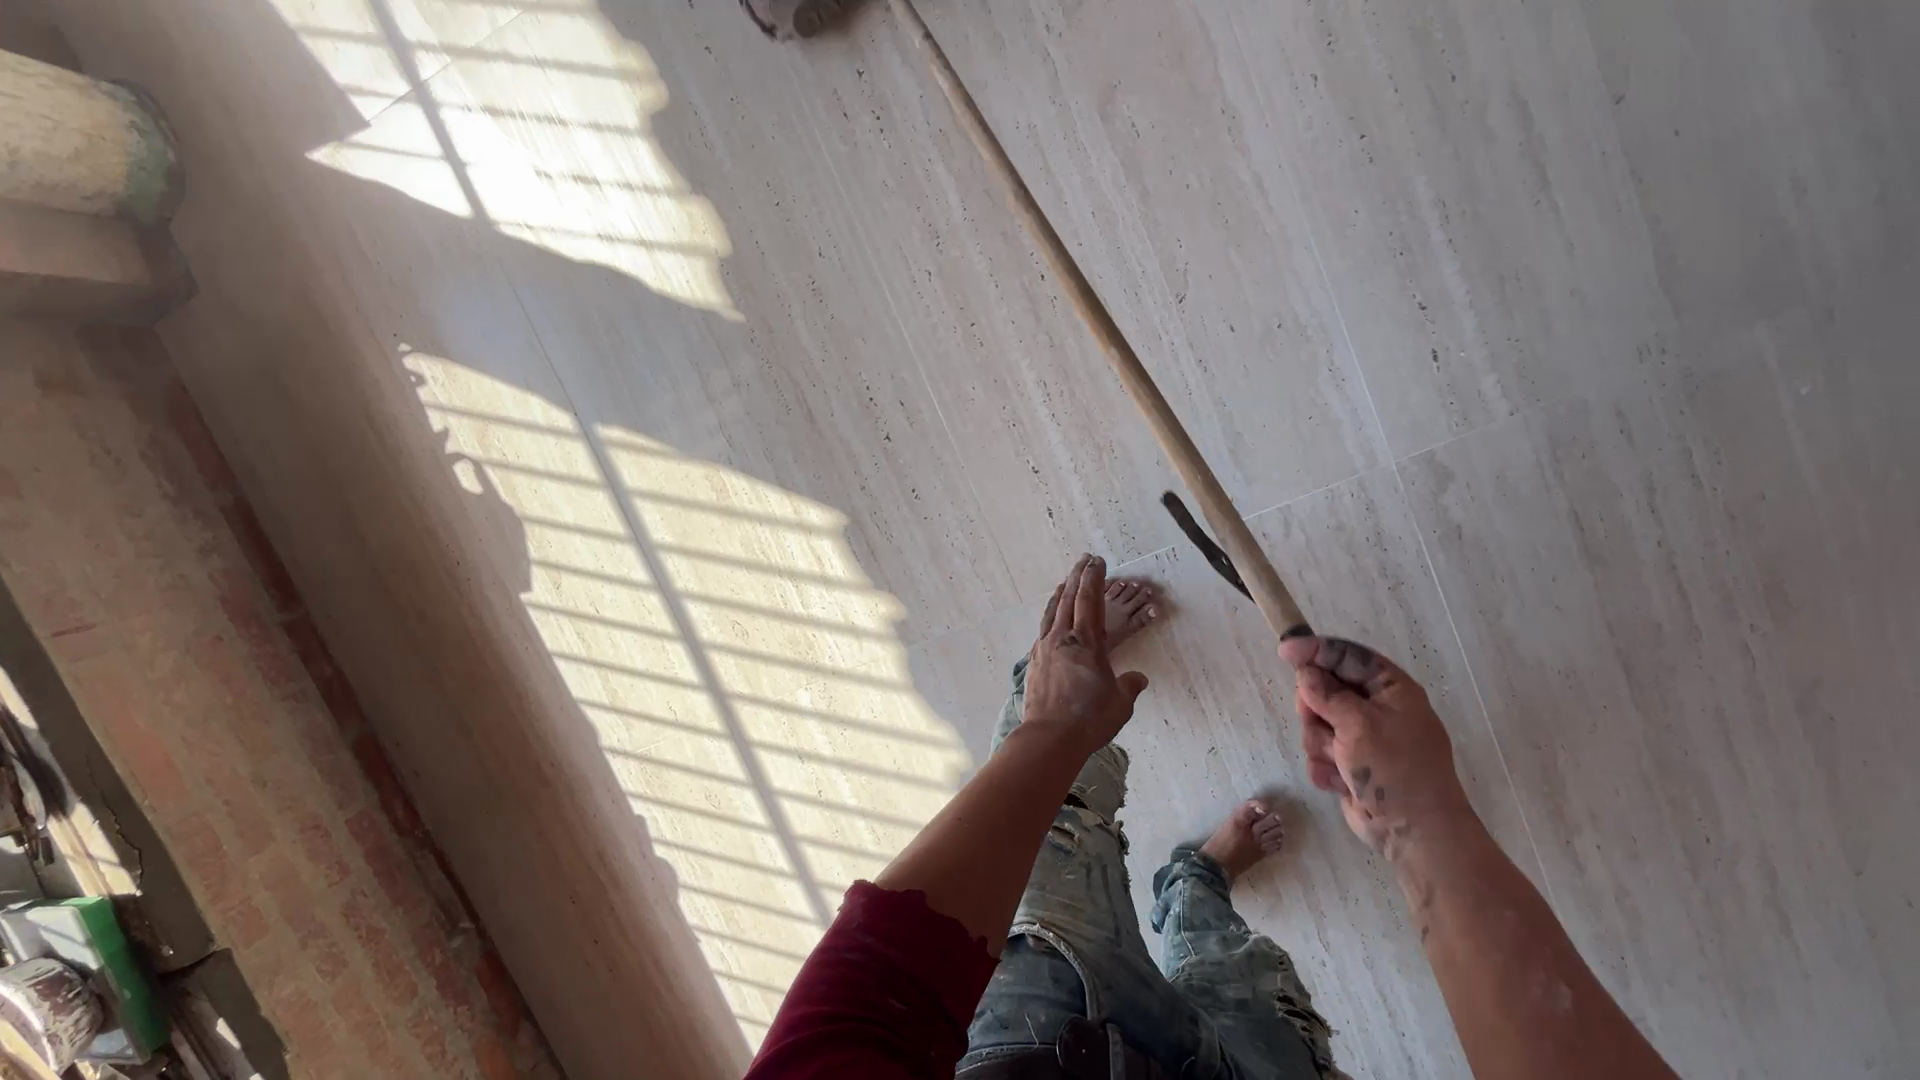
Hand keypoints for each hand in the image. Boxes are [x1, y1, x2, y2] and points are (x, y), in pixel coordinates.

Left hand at [1022, 554, 1148, 755]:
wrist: (1049, 737)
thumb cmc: (1089, 720)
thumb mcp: (1120, 703)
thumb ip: (1129, 686)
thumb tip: (1137, 679)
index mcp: (1087, 643)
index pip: (1090, 601)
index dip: (1094, 579)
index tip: (1097, 562)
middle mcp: (1063, 639)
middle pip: (1069, 599)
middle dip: (1078, 576)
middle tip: (1084, 560)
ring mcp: (1045, 649)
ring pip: (1052, 612)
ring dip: (1060, 592)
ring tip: (1066, 580)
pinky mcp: (1034, 662)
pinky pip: (1042, 629)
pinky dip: (1049, 615)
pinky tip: (1051, 617)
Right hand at [1279, 635, 1472, 854]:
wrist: (1413, 831)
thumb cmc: (1395, 769)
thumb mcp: (1360, 723)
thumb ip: (1327, 693)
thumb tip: (1306, 673)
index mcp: (1390, 690)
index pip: (1347, 656)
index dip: (1316, 650)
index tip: (1284, 651)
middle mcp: (1375, 709)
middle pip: (1323, 689)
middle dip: (1315, 709)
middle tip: (1316, 720)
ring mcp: (1360, 739)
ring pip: (1315, 724)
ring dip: (1321, 744)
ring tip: (1340, 762)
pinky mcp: (1348, 765)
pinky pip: (1318, 753)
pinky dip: (1325, 767)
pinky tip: (1341, 782)